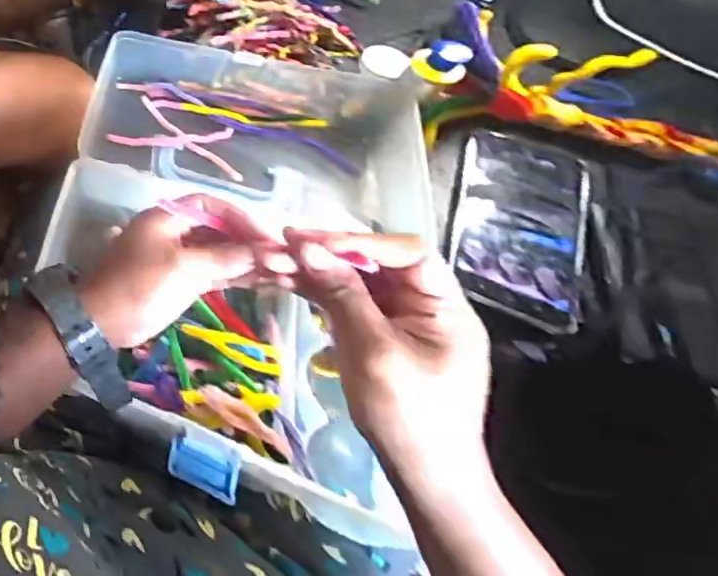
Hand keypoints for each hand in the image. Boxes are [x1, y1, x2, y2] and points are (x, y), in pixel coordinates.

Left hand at [79, 194, 290, 348]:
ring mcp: (175, 255)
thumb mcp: (186, 268)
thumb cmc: (141, 286)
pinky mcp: (179, 278)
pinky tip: (264, 282)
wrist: (104, 320)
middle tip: (283, 260)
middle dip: (248, 241)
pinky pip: (212, 269)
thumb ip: (226, 257)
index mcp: (166, 216)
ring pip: (217, 251)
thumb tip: (266, 251)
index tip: (268, 238)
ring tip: (283, 273)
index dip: (241, 218)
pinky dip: (235, 274)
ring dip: (247, 260)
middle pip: (217, 228)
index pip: (210, 205)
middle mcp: (172, 230)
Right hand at [285, 228, 491, 479]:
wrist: (424, 477)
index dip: (359, 240)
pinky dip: (315, 289)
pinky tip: (284, 279)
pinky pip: (344, 298)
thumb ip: (341, 293)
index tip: (312, 240)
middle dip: (328, 251)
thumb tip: (306, 247)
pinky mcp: (375, 331)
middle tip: (283, 244)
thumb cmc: (409, 415)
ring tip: (273, 260)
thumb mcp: (372, 349)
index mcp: (444, 307)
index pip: (407, 253)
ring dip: (314, 268)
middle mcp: (423, 305)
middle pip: (374, 261)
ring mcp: (398, 318)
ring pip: (352, 277)